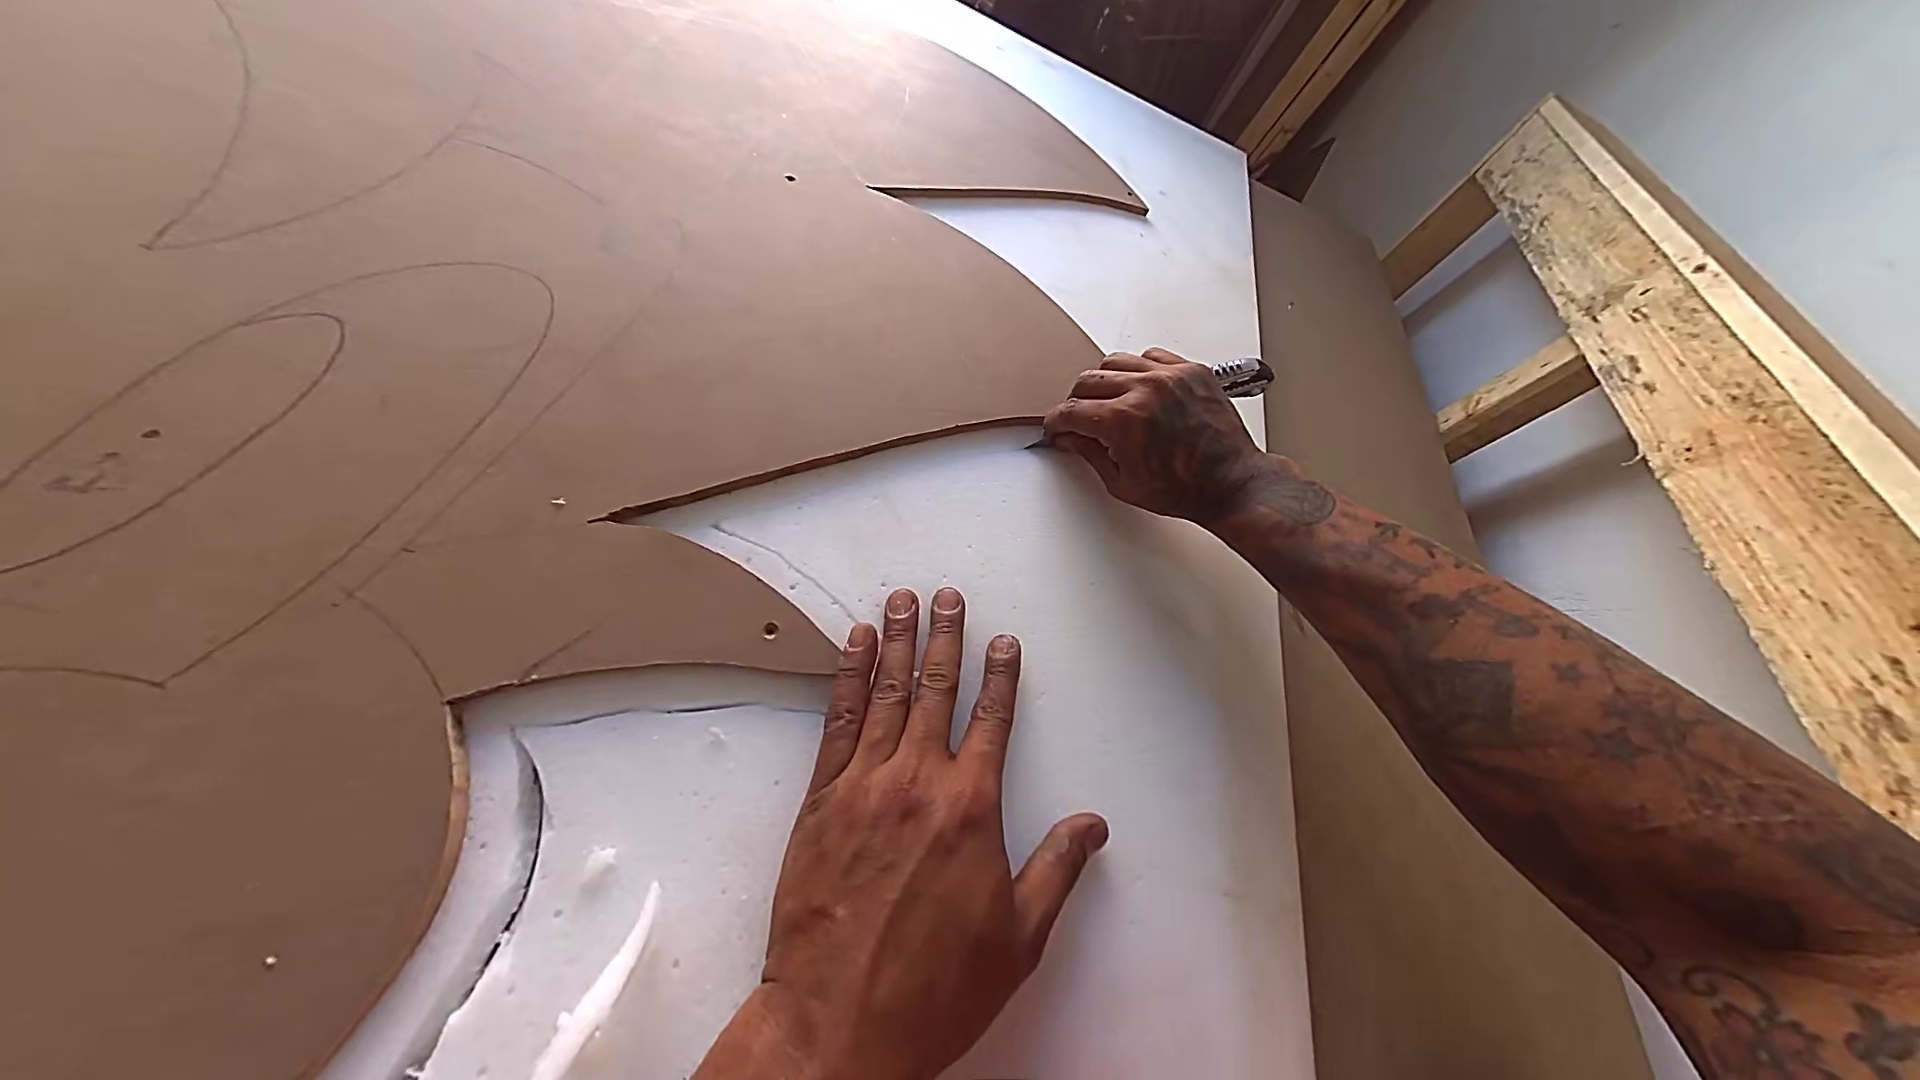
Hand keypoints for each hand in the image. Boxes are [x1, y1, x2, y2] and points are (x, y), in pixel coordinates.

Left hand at [693, 587, 1108, 1079]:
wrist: (840, 1025)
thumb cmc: (933, 986)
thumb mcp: (1018, 937)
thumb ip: (1058, 868)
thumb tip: (1091, 826)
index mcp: (970, 808)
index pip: (993, 720)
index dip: (1002, 676)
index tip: (1003, 643)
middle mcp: (919, 782)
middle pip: (938, 690)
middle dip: (945, 638)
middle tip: (947, 598)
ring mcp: (865, 784)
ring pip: (887, 694)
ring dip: (897, 642)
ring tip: (901, 602)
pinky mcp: (822, 798)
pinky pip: (838, 722)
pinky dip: (848, 678)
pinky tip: (854, 648)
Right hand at [1042, 347, 1274, 525]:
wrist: (1230, 483)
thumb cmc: (1185, 488)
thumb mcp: (1122, 482)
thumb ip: (1089, 453)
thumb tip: (1070, 437)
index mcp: (1123, 421)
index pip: (1070, 410)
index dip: (1055, 423)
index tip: (1056, 428)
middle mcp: (1145, 390)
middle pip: (1087, 381)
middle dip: (1076, 403)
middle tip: (1081, 420)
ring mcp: (1170, 377)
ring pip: (1114, 362)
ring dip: (1103, 383)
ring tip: (1109, 403)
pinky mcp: (1190, 371)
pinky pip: (1149, 356)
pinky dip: (1137, 371)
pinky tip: (1139, 391)